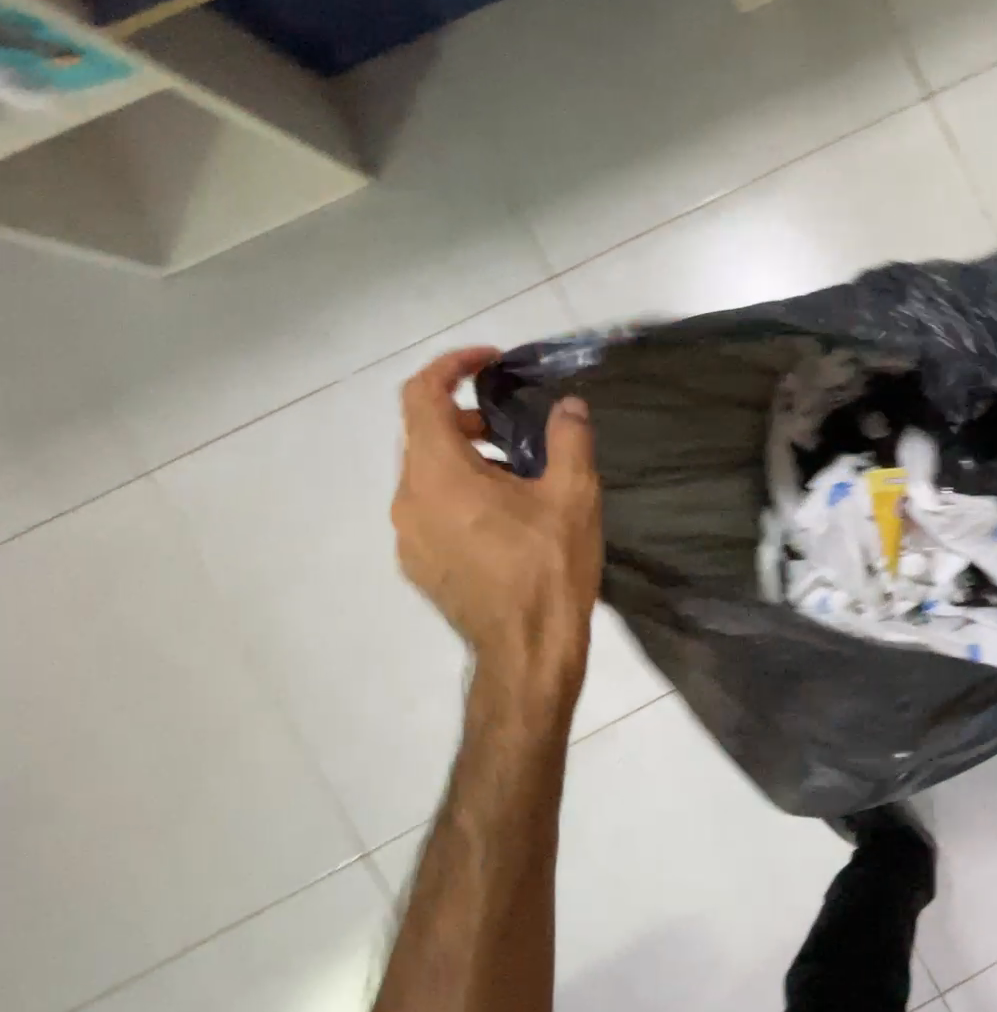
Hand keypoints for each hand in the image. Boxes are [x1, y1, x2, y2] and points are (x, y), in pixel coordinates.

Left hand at [392, 347, 602, 705]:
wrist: (527, 650)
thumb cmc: (550, 566)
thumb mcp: (574, 495)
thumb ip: (569, 439)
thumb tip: (568, 405)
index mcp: (438, 474)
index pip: (421, 395)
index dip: (451, 366)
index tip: (491, 361)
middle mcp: (408, 499)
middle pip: (424, 436)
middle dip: (469, 418)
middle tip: (519, 428)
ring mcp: (407, 537)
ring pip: (428, 476)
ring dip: (467, 460)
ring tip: (521, 478)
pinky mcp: (418, 565)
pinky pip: (432, 511)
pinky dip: (461, 495)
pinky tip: (506, 520)